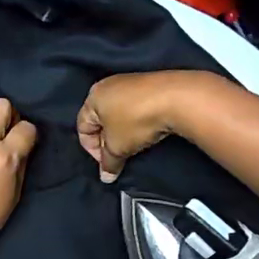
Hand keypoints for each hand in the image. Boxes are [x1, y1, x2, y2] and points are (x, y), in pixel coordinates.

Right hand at [76, 70, 223, 180]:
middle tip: (120, 155)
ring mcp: (130, 82)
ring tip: (136, 144)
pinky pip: (136, 107)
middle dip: (108, 141)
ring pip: (119, 114)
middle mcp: (108, 85)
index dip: (92, 149)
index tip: (107, 161)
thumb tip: (106, 177)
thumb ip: (108, 163)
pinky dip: (138, 121)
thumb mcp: (118, 147)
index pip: (82, 128)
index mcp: (93, 96)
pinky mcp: (149, 83)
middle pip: (100, 120)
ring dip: (124, 132)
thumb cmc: (136, 120)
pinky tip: (148, 130)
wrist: (176, 99)